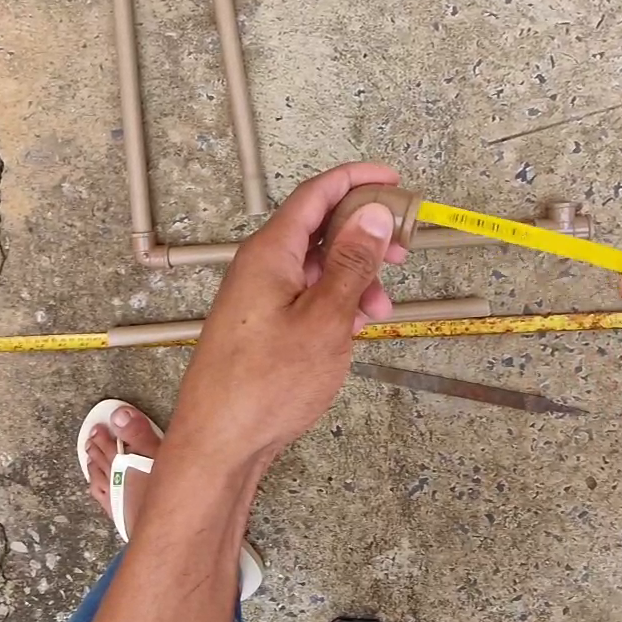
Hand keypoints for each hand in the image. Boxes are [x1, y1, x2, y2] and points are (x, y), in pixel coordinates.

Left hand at [165, 163, 406, 464]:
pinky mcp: (263, 324)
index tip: (392, 178)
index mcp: (270, 252)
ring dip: (354, 276)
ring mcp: (260, 296)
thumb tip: (373, 214)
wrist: (220, 442)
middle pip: (319, 228)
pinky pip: (306, 296)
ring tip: (381, 306)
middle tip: (402, 249)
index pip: (316, 194)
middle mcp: (261, 266)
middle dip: (364, 234)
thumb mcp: (324, 319)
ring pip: (317, 267)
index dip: (356, 180)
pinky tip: (356, 325)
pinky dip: (336, 302)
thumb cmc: (265, 385)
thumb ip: (351, 264)